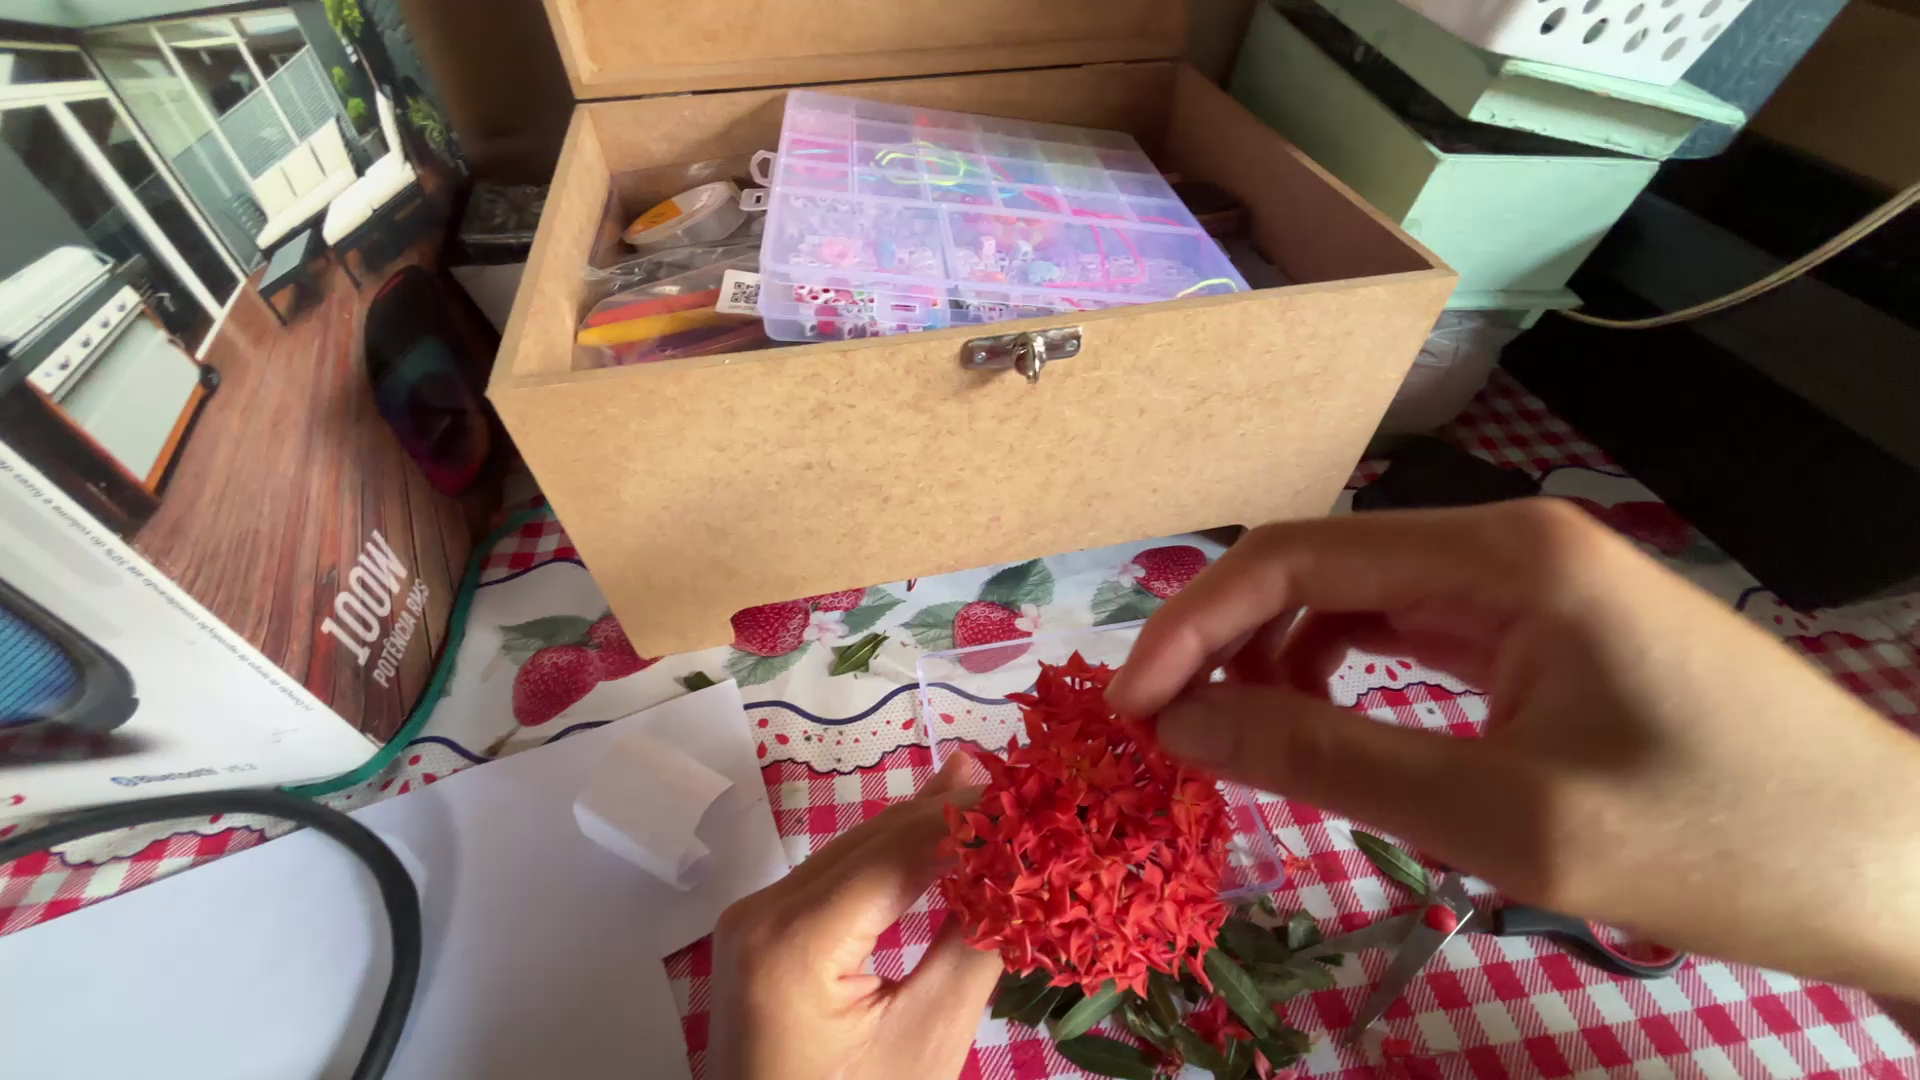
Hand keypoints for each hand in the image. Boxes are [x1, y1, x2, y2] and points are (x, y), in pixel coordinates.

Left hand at [708, 758, 999, 1079]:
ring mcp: (756, 915)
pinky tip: (927, 821)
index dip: (963, 818)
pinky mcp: (765, 925)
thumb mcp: (927, 1042)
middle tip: (1013, 791)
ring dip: (922, 828)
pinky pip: (839, 874)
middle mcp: (763, 911)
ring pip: (857, 850)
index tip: (1022, 800)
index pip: (895, 852)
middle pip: (874, 842)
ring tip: (982, 792)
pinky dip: (891, 854)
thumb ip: (972, 946)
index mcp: (795, 943)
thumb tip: (1015, 866)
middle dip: (948, 816)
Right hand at [1107, 499, 1919, 996]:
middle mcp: (1491, 542)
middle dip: (1219, 640)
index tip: (1134, 702)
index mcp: (1495, 554)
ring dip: (1266, 657)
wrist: (1916, 879)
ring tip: (1228, 730)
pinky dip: (1324, 672)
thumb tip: (1181, 729)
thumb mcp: (1499, 818)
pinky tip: (1308, 720)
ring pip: (1338, 598)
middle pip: (1307, 568)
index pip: (1291, 559)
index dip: (1193, 626)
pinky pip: (1384, 630)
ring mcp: (1505, 581)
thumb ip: (1322, 759)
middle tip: (1162, 721)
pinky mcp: (1515, 625)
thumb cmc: (1723, 846)